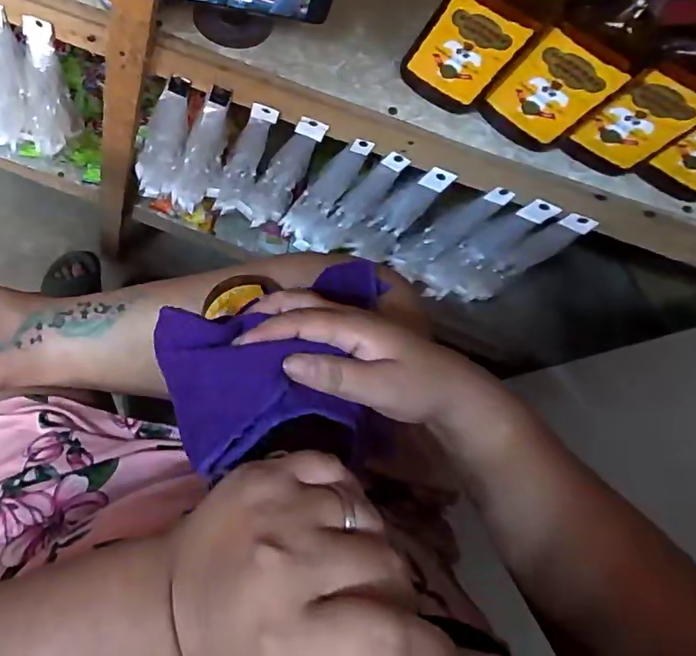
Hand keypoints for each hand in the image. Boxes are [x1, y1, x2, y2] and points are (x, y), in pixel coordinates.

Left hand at [168, 451, 451, 655]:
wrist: (165, 593)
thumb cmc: (226, 643)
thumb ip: (350, 650)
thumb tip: (411, 639)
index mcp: (290, 630)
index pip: (389, 630)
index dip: (430, 639)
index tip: (442, 644)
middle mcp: (286, 562)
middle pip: (382, 561)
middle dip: (397, 583)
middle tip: (388, 592)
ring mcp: (274, 506)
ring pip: (361, 510)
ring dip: (371, 534)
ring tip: (360, 548)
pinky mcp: (262, 470)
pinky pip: (330, 465)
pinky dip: (345, 486)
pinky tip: (337, 507)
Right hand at [235, 291, 503, 436]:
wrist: (456, 391)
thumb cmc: (418, 389)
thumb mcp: (379, 387)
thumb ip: (335, 374)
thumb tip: (288, 361)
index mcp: (355, 324)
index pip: (303, 320)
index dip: (270, 329)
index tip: (240, 345)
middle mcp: (353, 316)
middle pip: (304, 303)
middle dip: (270, 309)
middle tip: (239, 324)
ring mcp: (358, 323)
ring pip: (312, 307)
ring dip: (282, 310)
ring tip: (256, 322)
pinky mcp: (362, 335)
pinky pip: (320, 319)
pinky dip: (297, 320)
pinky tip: (290, 335)